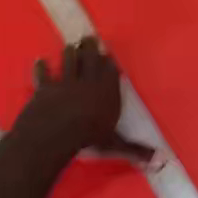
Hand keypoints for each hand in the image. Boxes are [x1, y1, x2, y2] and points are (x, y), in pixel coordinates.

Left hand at [14, 39, 154, 162]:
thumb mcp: (114, 145)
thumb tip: (157, 159)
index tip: (108, 55)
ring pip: (68, 61)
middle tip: (89, 37)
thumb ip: (134, 149)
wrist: (55, 133)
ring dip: (69, 53)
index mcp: (107, 92)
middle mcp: (87, 82)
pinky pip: (43, 75)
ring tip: (71, 45)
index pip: (110, 71)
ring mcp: (65, 83)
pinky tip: (39, 61)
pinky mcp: (45, 88)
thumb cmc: (89, 138)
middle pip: (90, 59)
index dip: (109, 62)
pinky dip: (41, 68)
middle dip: (90, 48)